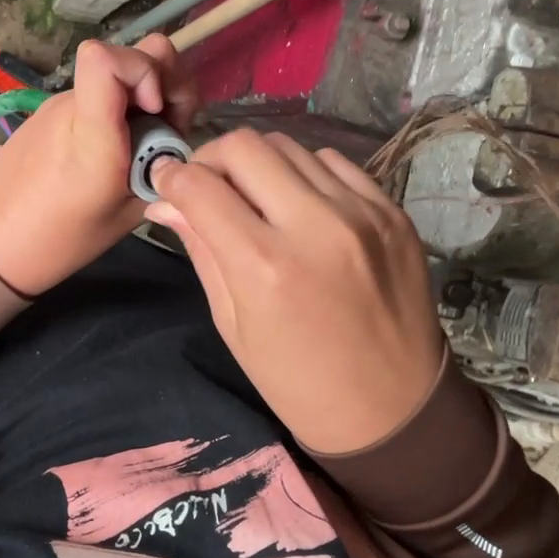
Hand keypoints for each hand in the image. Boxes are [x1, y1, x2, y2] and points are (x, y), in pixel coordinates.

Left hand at [0, 35, 198, 295]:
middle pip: (130, 54)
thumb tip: (181, 142)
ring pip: (116, 76)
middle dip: (163, 82)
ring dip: (142, 99)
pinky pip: (95, 95)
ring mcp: (56, 105)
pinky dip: (118, 110)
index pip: (106, 58)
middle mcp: (71, 106)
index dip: (144, 71)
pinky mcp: (48, 114)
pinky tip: (114, 152)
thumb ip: (161, 168)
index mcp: (89, 132)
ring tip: (142, 147)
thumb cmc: (61, 240)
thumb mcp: (129, 213)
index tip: (155, 110)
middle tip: (167, 128)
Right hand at [145, 131, 442, 454]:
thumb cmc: (297, 382)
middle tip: (206, 186)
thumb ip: (202, 251)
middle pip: (244, 146)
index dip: (171, 177)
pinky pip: (334, 163)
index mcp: (264, 265)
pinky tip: (299, 205)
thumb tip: (164, 204)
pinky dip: (304, 174)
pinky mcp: (392, 213)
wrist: (394, 411)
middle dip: (211, 159)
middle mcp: (314, 225)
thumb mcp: (233, 324)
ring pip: (289, 146)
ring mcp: (361, 214)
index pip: (199, 186)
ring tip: (254, 197)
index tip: (164, 184)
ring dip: (258, 164)